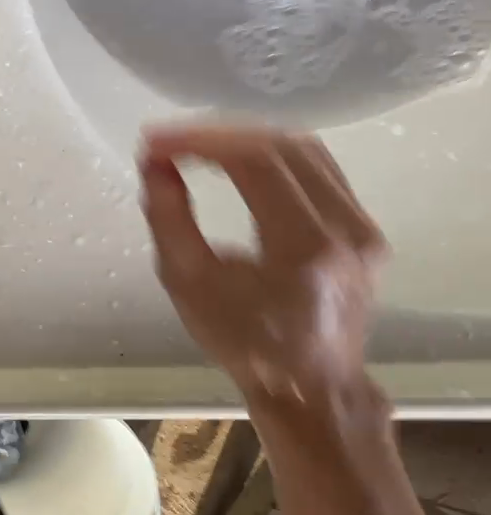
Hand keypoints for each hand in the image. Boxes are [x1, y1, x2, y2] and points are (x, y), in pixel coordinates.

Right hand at [139, 125, 387, 407]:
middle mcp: (346, 227)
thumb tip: (155, 164)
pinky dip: (268, 154)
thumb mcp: (185, 279)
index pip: (256, 163)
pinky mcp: (361, 227)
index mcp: (302, 244)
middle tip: (165, 140)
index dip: (199, 141)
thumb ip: (168, 216)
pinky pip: (317, 169)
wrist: (309, 380)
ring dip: (243, 139)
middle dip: (217, 134)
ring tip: (192, 145)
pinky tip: (231, 159)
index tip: (152, 143)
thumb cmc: (239, 336)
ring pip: (306, 151)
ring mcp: (362, 225)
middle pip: (284, 147)